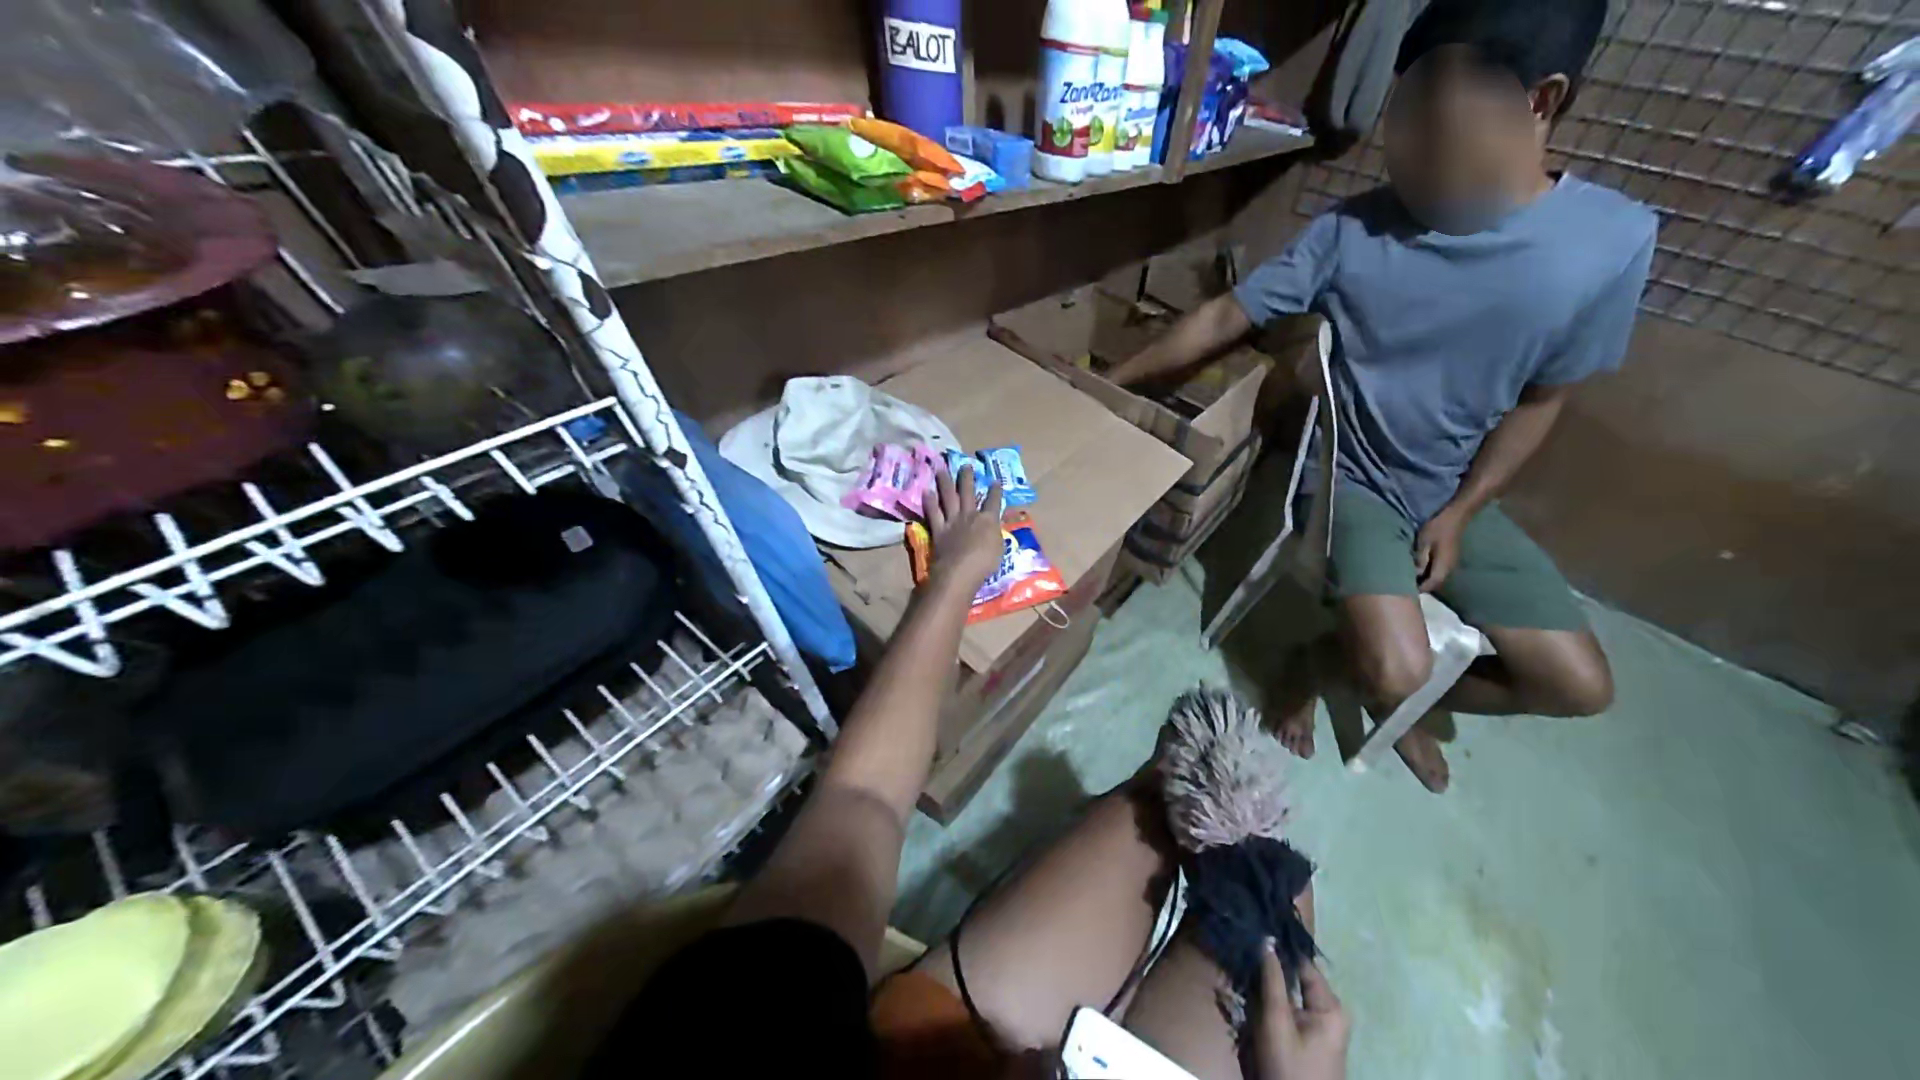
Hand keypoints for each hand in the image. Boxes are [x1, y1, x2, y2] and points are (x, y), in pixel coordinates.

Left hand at [924, 464, 1004, 594]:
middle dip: (967, 478)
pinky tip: (926, 491)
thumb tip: (995, 524)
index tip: (995, 481)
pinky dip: (929, 502)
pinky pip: (933, 513)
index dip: (995, 491)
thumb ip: (996, 533)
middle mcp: (969, 516)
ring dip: (945, 483)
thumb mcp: (999, 548)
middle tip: (965, 464)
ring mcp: (952, 522)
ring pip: (948, 497)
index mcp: (988, 520)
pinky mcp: (938, 530)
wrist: (960, 571)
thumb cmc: (985, 563)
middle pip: (968, 493)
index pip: (994, 502)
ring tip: (941, 469)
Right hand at [1253, 947, 1349, 1079]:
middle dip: (1268, 972)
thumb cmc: (1290, 1070)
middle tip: (1242, 964)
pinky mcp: (1311, 1037)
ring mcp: (1323, 1026)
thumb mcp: (1276, 1023)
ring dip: (1266, 989)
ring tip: (1242, 983)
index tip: (1250, 937)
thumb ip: (1271, 980)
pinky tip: (1251, 1003)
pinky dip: (1271, 1004)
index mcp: (1331, 1007)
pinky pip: (1290, 1009)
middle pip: (1295, 978)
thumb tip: (1267, 940)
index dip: (1277, 950)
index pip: (1302, 963)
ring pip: (1289, 993)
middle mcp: (1332, 1012)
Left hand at [1413, 507, 1466, 593]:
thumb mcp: (1424, 542)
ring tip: (1410, 578)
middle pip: (1436, 582)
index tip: (1407, 591)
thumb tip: (1416, 573)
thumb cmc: (1437, 528)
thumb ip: (1420, 558)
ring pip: (1438, 576)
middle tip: (1405, 585)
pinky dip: (1429, 572)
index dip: (1420, 588)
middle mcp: (1450, 566)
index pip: (1433, 583)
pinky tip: (1419, 568)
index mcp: (1443, 565)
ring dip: (1426, 579)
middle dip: (1422, 586)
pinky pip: (1439, 570)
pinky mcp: (1450, 557)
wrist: (1455, 516)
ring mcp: (1452, 562)